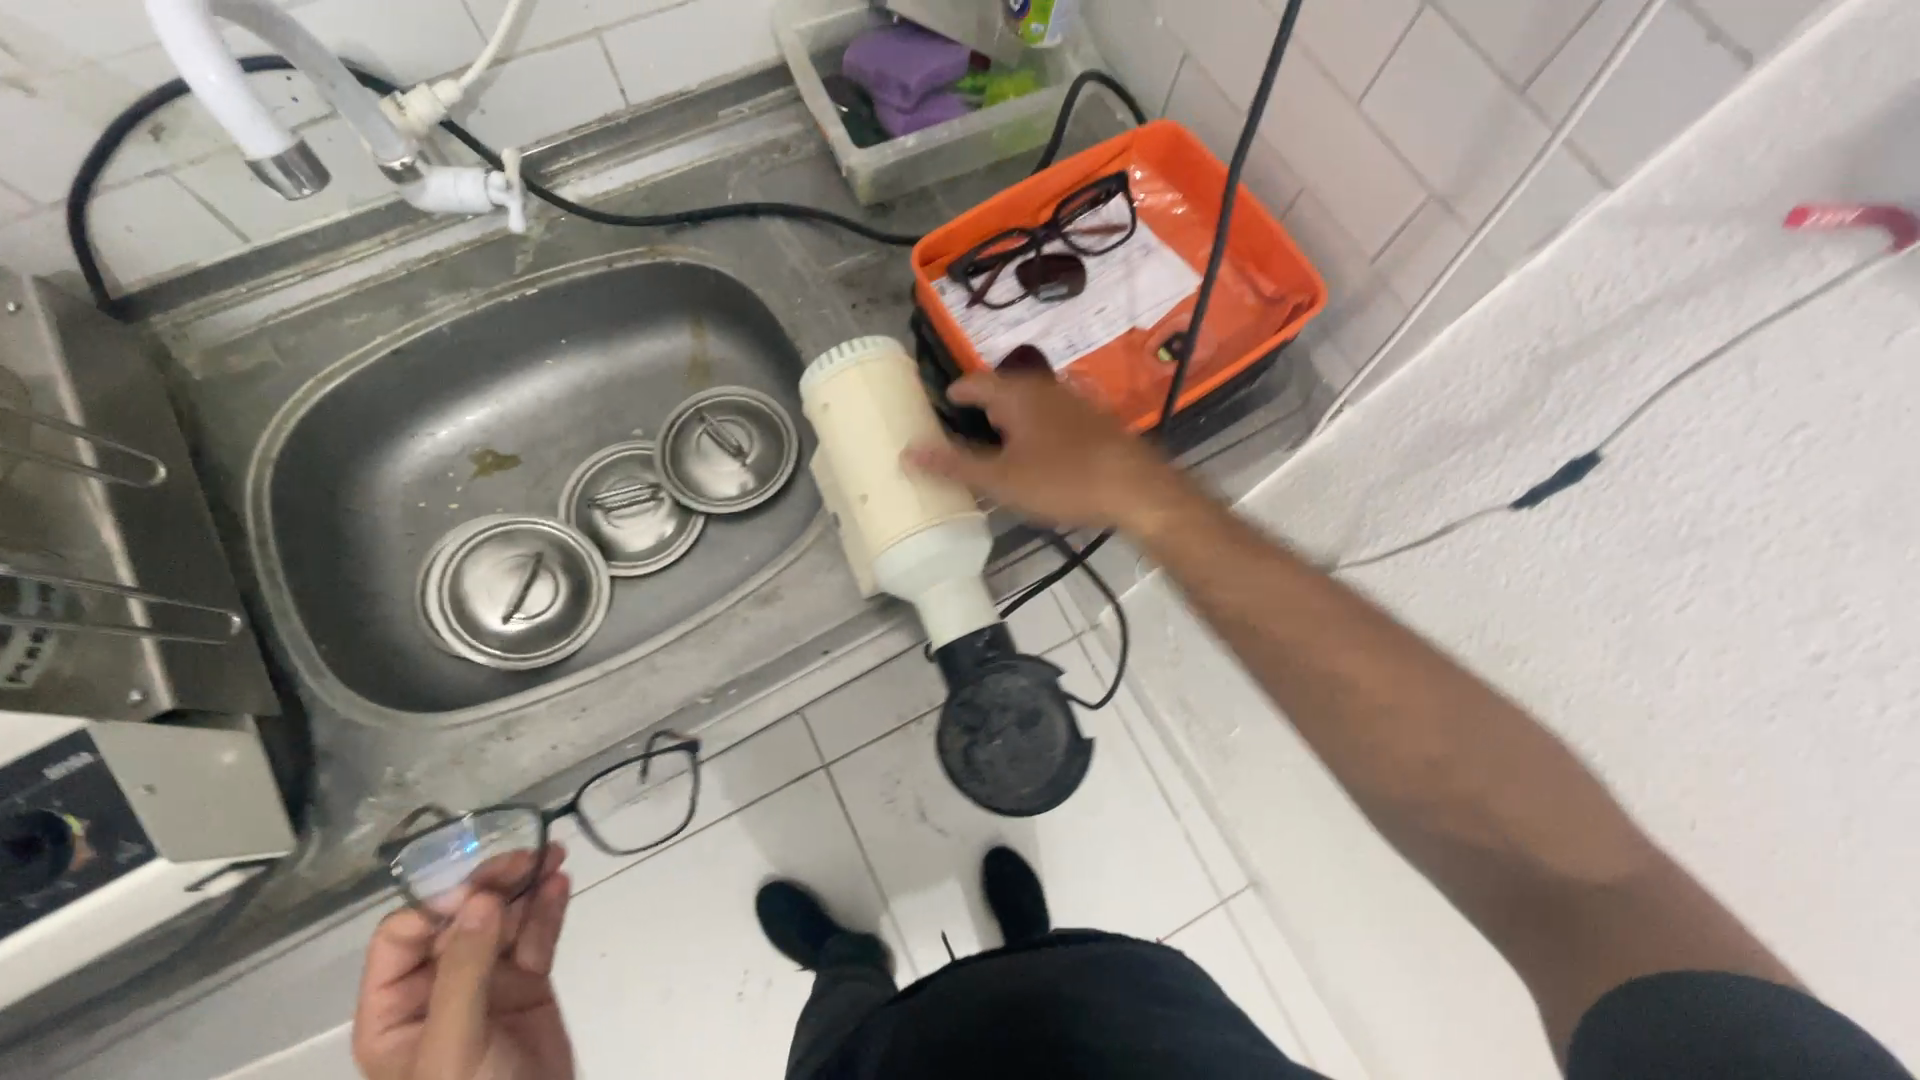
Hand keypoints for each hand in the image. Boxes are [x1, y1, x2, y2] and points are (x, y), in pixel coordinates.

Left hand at [353, 848, 574, 1079]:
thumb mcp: (455, 1043)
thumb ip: (463, 970)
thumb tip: (479, 896)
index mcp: (394, 1010)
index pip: (402, 936)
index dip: (439, 904)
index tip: (483, 885)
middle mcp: (436, 989)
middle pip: (458, 918)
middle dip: (492, 884)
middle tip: (529, 857)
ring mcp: (486, 985)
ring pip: (502, 921)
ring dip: (526, 886)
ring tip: (555, 856)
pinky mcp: (528, 985)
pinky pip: (536, 937)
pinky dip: (549, 908)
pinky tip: (561, 884)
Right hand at [904, 370, 1189, 531]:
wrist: (1136, 487)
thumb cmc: (1062, 480)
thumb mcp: (1001, 479)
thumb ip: (955, 465)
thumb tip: (908, 453)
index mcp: (1014, 394)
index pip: (972, 383)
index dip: (954, 394)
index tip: (940, 406)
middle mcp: (1042, 387)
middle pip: (1001, 389)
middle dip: (981, 407)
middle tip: (963, 430)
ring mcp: (1071, 401)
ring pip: (1029, 402)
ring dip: (1010, 418)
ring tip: (995, 444)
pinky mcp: (1092, 420)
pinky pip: (1050, 416)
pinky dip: (1034, 429)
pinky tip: (1037, 454)